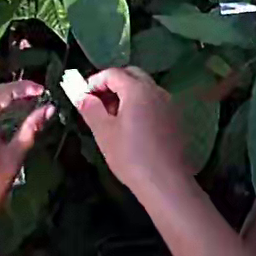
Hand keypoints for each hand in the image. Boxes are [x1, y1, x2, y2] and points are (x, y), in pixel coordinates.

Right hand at [73, 67, 195, 200]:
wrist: (166, 183)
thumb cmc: (130, 156)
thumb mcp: (104, 132)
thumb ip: (90, 109)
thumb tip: (81, 96)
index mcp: (137, 90)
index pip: (113, 73)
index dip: (95, 81)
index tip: (83, 95)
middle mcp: (156, 91)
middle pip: (132, 75)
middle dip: (112, 83)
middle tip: (97, 102)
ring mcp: (169, 104)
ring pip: (144, 88)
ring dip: (126, 93)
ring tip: (112, 116)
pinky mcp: (175, 118)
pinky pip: (154, 102)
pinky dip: (140, 104)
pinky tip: (132, 126)